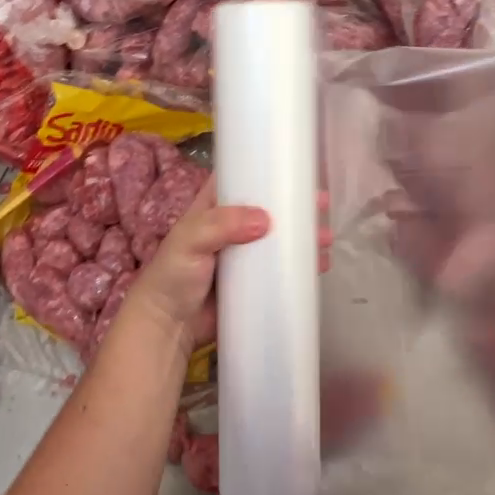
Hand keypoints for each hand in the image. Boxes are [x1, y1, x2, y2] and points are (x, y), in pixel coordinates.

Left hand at [129, 183, 332, 353]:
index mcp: (213, 208)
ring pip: (280, 239)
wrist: (168, 327)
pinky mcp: (254, 283)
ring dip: (303, 236)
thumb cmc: (173, 275)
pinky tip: (321, 265)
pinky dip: (302, 265)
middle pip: (269, 210)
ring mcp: (244, 256)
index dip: (265, 171)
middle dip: (296, 206)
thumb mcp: (190, 240)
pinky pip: (281, 269)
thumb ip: (221, 225)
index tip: (294, 167)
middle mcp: (231, 227)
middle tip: (322, 203)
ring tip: (326, 237)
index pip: (241, 180)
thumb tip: (265, 221)